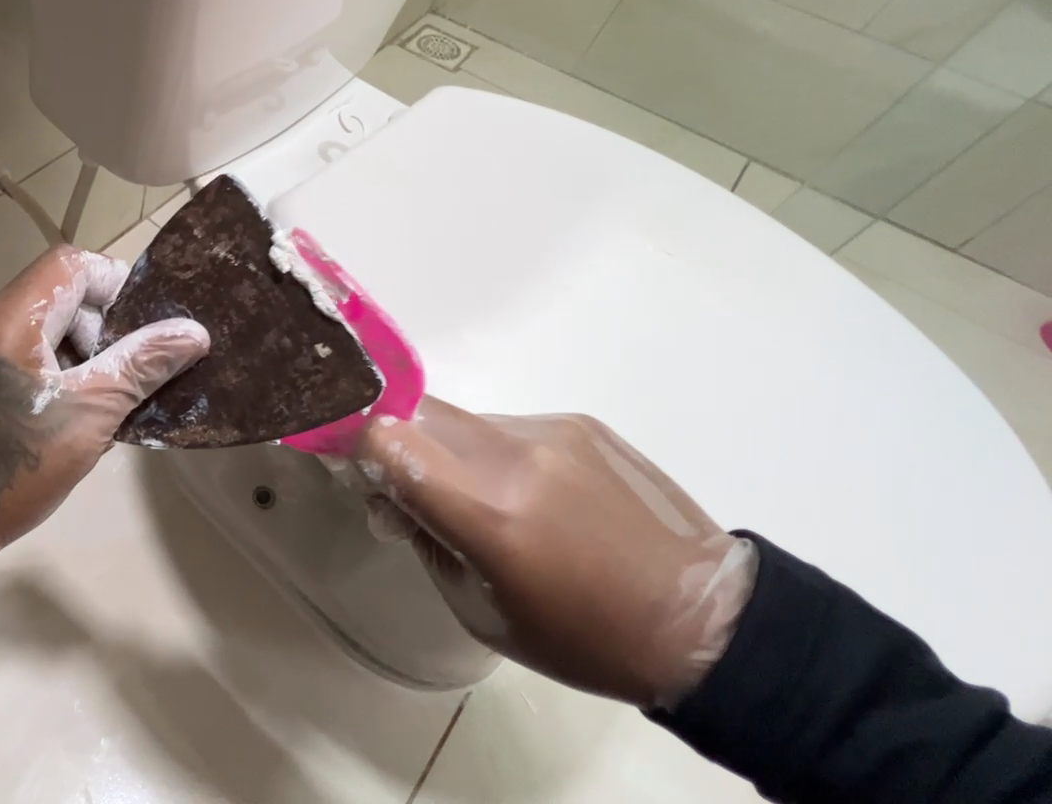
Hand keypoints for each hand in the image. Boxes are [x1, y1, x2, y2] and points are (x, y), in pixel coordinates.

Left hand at [0, 245, 210, 619]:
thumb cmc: (12, 470)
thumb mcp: (89, 417)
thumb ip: (141, 365)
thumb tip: (195, 331)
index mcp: (4, 316)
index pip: (69, 264)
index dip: (113, 285)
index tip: (141, 329)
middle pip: (53, 294)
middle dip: (96, 330)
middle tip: (119, 378)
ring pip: (34, 324)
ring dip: (72, 353)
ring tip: (93, 403)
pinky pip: (11, 348)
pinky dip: (43, 368)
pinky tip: (59, 411)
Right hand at [355, 398, 756, 709]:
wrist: (709, 621)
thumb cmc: (582, 635)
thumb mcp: (480, 609)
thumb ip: (426, 539)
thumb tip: (392, 497)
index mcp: (488, 512)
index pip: (389, 440)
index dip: (353, 439)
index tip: (343, 456)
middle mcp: (515, 456)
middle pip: (419, 416)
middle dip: (398, 443)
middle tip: (408, 489)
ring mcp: (552, 432)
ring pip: (465, 422)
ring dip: (454, 453)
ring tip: (491, 504)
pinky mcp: (582, 423)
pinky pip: (513, 429)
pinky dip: (502, 456)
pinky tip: (540, 499)